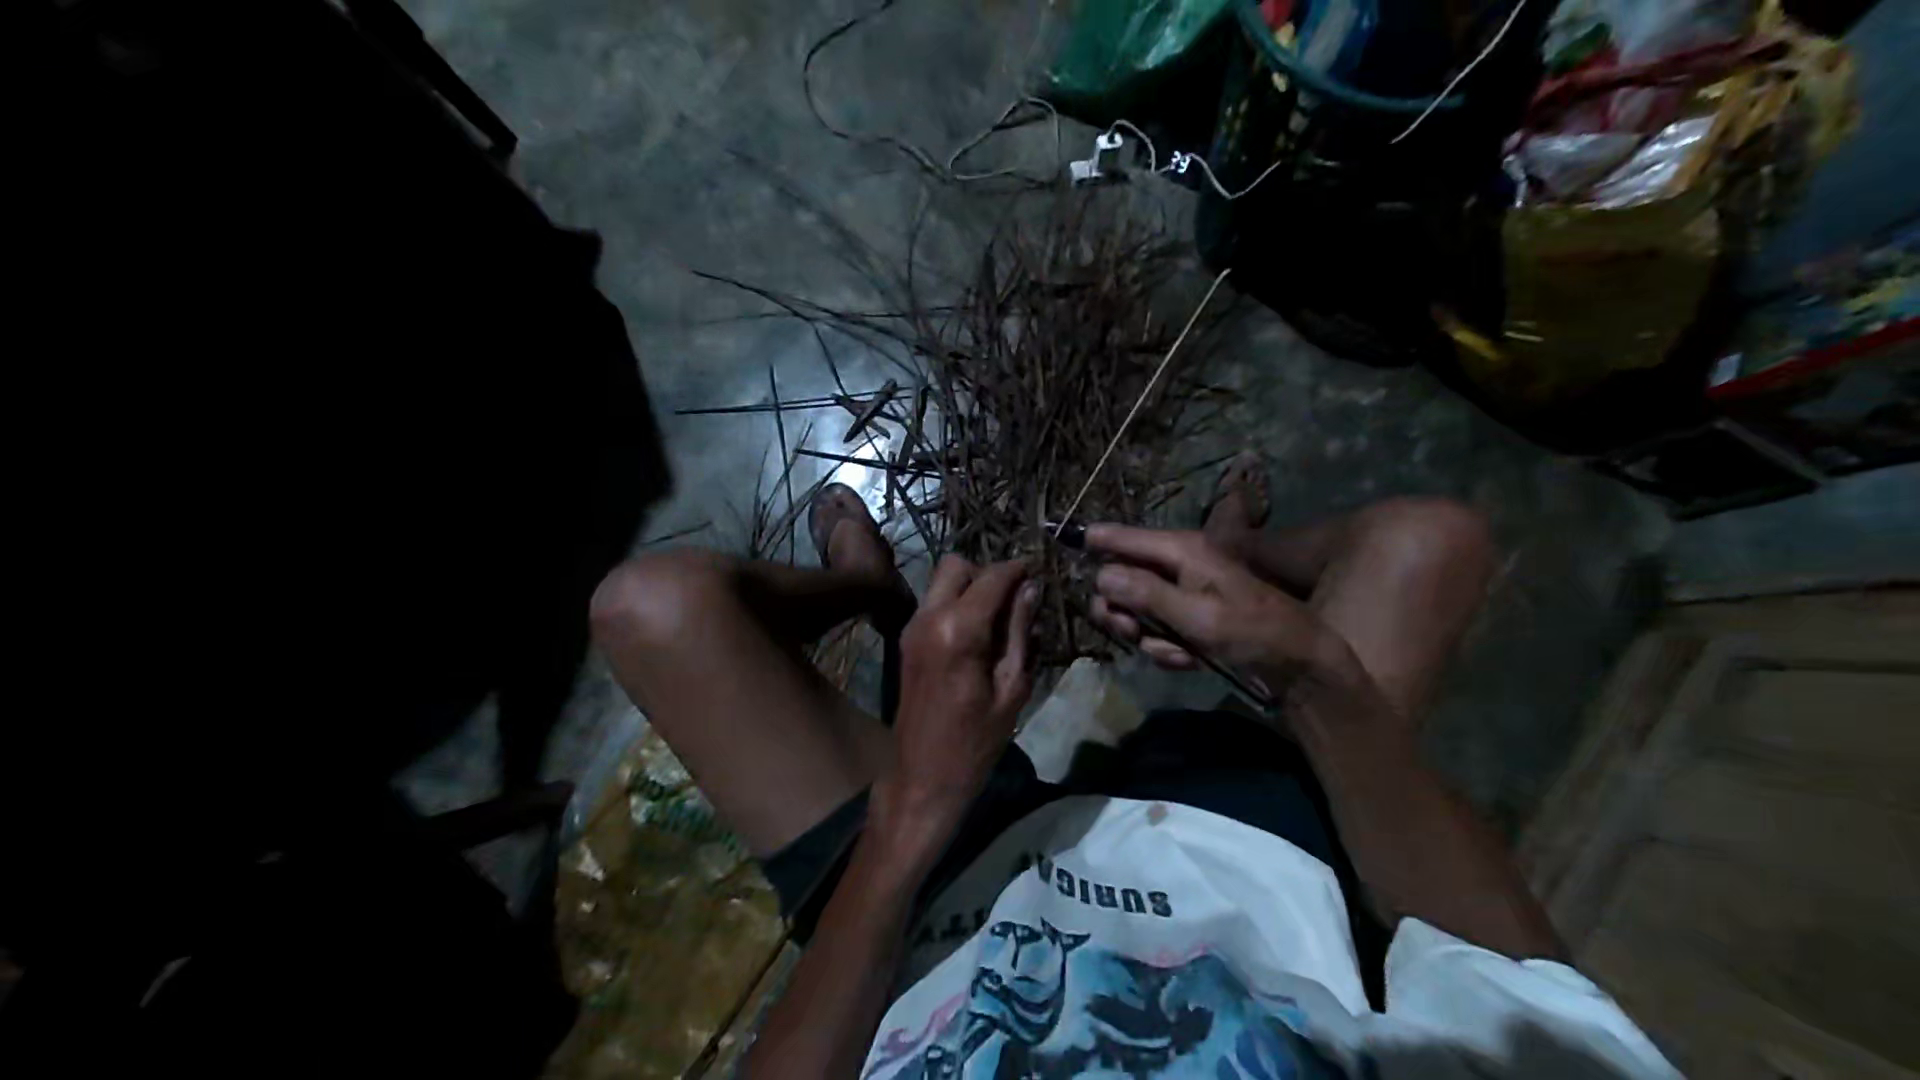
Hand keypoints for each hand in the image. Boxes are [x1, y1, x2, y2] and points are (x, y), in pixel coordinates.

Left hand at [873, 556, 1040, 853]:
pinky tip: (979, 632)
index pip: (992, 577)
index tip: (1038, 571)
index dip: (1018, 569)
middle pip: (958, 566)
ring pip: (942, 580)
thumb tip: (1030, 590)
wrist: (922, 775)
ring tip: (1000, 618)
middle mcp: (928, 617)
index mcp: (958, 630)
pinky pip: (933, 602)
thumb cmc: (976, 741)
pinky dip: (956, 602)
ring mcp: (911, 626)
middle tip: (1015, 599)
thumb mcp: (1011, 687)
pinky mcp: (906, 639)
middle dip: (988, 573)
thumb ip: (1019, 632)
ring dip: (971, 587)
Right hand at [1086, 524, 1346, 679]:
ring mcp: (1181, 594)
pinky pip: (1155, 630)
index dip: (1094, 539)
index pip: (1125, 537)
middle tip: (1129, 632)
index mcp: (1182, 550)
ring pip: (1134, 609)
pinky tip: (1187, 660)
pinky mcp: (1186, 619)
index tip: (1062, 537)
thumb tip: (1101, 575)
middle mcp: (1177, 566)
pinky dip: (1165, 648)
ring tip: (1174, 652)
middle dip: (1120, 610)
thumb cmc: (1253, 631)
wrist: (1298, 667)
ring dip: (1146, 635)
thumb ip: (1147, 594)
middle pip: (1120, 578)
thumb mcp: (1198, 616)